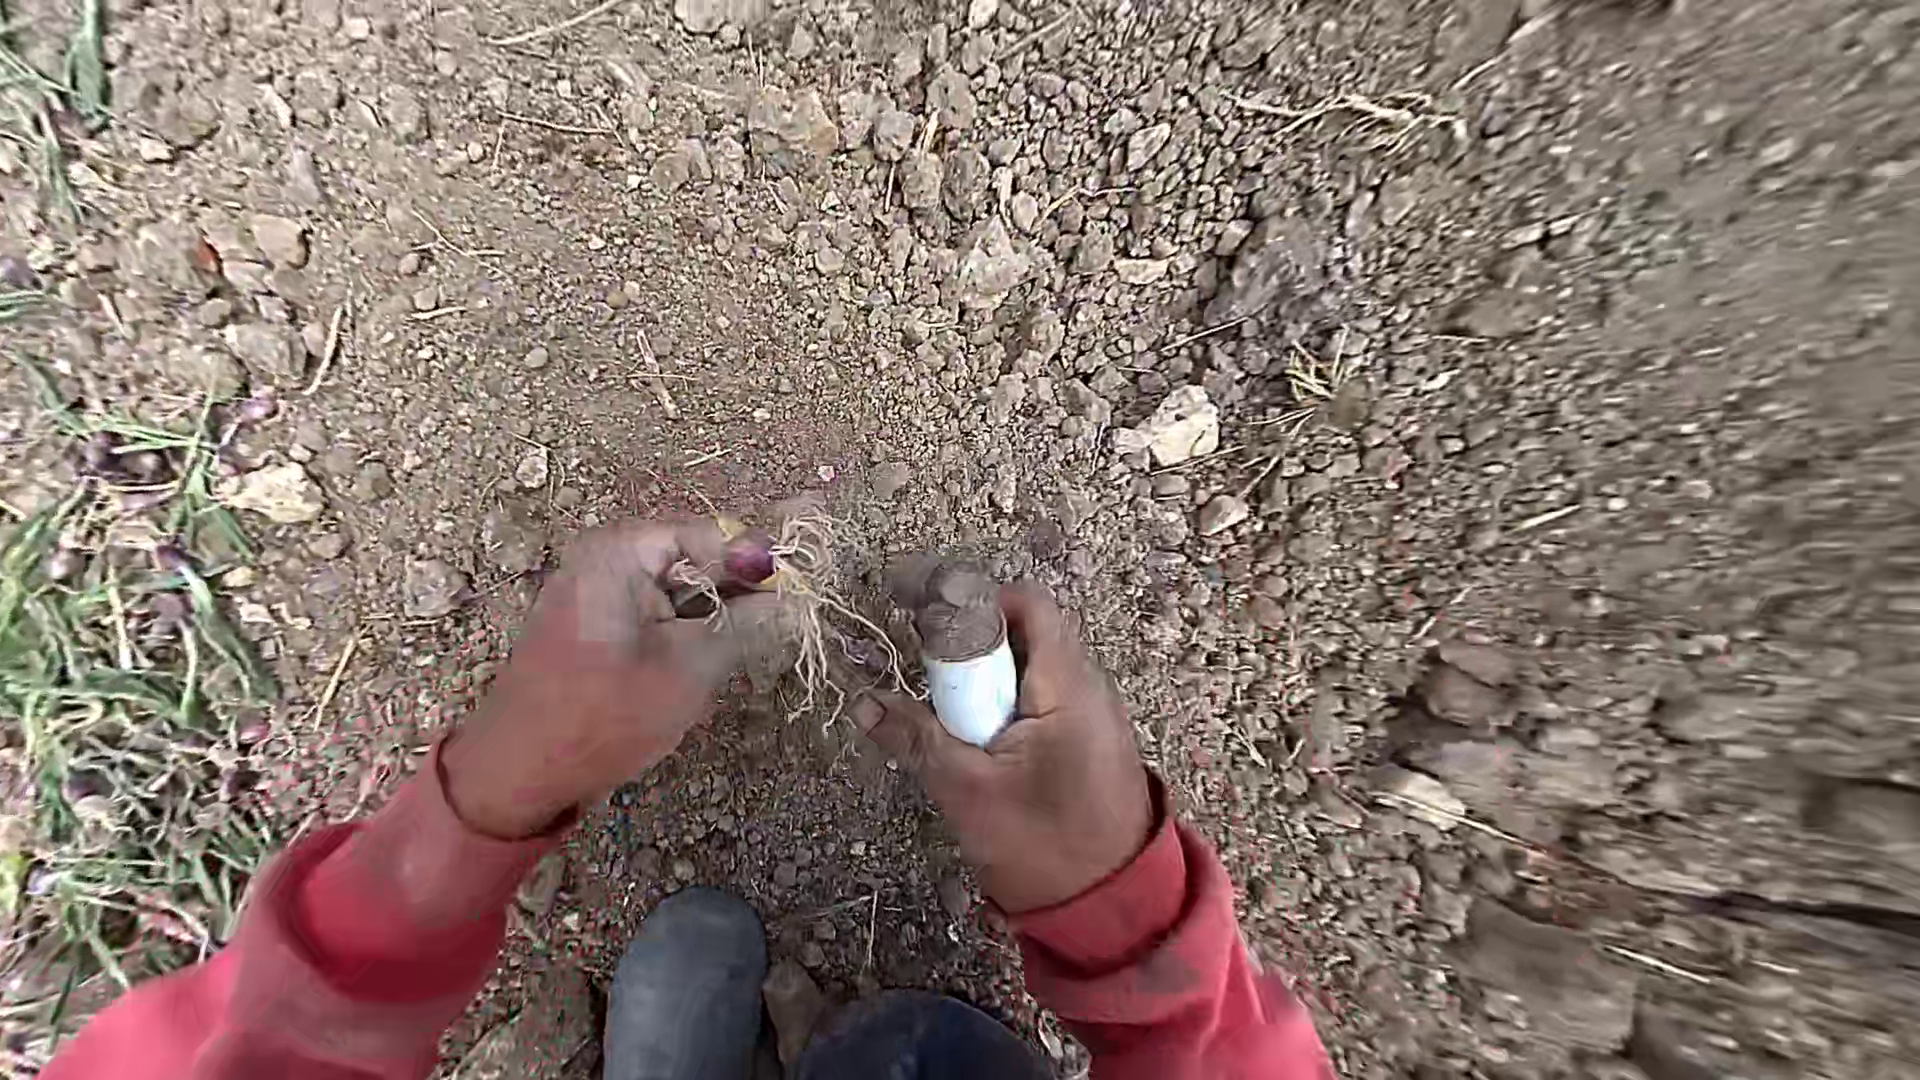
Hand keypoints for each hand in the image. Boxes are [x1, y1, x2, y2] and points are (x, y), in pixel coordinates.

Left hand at [442, 519, 780, 838]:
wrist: (518, 778)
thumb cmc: (604, 717)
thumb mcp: (692, 666)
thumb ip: (749, 622)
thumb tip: (793, 598)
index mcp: (625, 552)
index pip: (716, 536)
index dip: (759, 564)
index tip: (795, 597)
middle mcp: (613, 557)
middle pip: (702, 559)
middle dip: (741, 593)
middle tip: (776, 627)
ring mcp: (607, 589)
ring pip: (689, 588)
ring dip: (720, 615)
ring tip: (745, 647)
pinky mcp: (607, 620)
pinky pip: (667, 610)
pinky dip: (695, 629)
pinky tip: (710, 659)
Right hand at [853, 581, 1152, 912]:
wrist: (1112, 910)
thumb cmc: (1041, 846)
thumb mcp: (968, 790)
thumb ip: (917, 737)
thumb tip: (862, 702)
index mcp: (1068, 685)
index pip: (1030, 604)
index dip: (980, 602)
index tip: (935, 627)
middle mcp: (1088, 684)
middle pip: (1027, 630)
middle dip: (977, 644)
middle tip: (933, 673)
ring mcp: (1092, 708)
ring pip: (1033, 662)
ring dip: (990, 675)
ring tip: (953, 707)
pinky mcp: (1088, 732)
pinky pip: (1044, 692)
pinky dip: (1010, 698)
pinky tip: (983, 732)